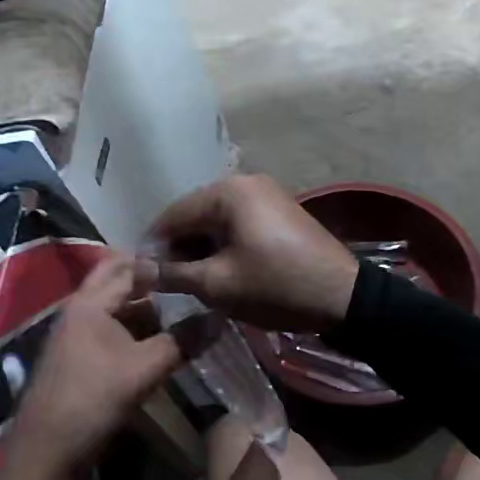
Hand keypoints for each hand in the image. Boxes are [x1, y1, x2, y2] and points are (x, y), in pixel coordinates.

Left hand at [0, 254, 185, 479]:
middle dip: (155, 280)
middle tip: (192, 280)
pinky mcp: (84, 360)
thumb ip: (182, 340)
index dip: (160, 259)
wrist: (47, 455)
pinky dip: (140, 329)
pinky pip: (117, 331)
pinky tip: (166, 338)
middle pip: (120, 284)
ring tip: (188, 306)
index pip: (127, 265)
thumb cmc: (91, 400)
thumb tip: (221, 317)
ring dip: (150, 307)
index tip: (196, 257)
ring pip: (120, 309)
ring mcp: (80, 337)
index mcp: (89, 304)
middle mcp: (81, 312)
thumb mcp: (143, 369)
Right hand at [145, 174, 359, 331]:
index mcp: (228, 191)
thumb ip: (173, 274)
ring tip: (195, 282)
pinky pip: (239, 224)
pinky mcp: (281, 212)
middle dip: (179, 248)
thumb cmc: (275, 286)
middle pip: (195, 214)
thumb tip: (138, 269)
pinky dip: (225, 246)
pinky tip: (222, 271)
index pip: (173, 214)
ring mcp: (267, 195)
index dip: (153, 246)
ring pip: (217, 221)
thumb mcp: (217, 284)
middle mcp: (246, 182)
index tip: (142, 276)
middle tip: (169, 283)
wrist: (342, 297)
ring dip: (202, 249)